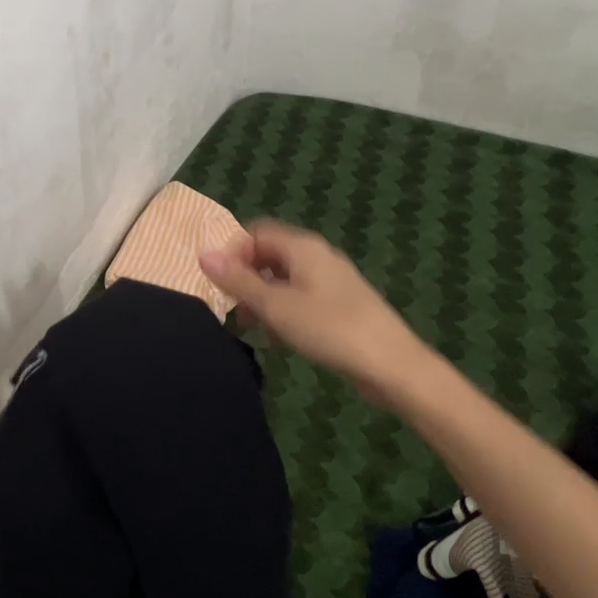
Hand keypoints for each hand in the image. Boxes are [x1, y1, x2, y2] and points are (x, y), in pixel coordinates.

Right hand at [199, 220, 434, 400]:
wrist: (393, 365)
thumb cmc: (329, 328)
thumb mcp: (275, 305)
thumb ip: (238, 280)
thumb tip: (204, 254)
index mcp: (302, 247)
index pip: (256, 232)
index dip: (233, 252)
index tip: (219, 282)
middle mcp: (317, 256)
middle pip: (269, 255)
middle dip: (245, 278)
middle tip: (231, 307)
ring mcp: (332, 281)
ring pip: (284, 279)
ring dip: (263, 299)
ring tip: (252, 328)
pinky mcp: (341, 305)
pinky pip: (302, 298)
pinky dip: (284, 312)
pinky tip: (280, 340)